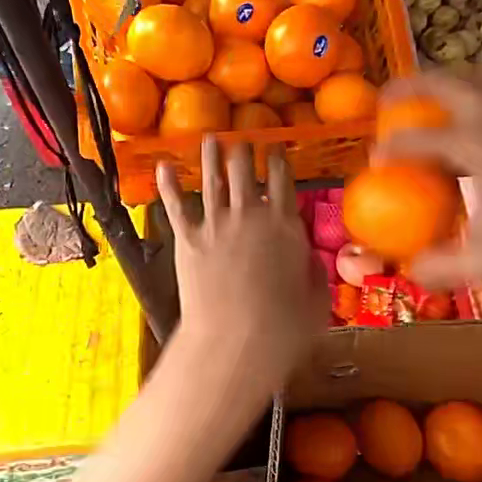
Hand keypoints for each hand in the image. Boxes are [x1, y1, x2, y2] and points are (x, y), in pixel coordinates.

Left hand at [157, 137, 326, 383]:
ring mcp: (216, 224)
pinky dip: (169, 184)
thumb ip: (313, 268)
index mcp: (285, 224)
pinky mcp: (188, 240)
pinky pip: (176, 206)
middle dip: (245, 149)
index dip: (278, 157)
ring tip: (211, 137)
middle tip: (244, 139)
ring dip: (212, 154)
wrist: (236, 343)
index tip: (275, 147)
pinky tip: (164, 166)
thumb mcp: (317, 297)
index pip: (282, 177)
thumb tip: (306, 253)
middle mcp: (250, 214)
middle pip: (245, 169)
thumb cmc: (284, 329)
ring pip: (213, 177)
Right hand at [375, 69, 481, 285]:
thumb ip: (447, 267)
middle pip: (440, 80)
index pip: (416, 138)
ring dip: (450, 79)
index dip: (388, 148)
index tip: (374, 159)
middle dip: (406, 86)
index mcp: (474, 142)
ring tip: (439, 95)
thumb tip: (413, 273)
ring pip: (479, 71)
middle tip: (388, 99)